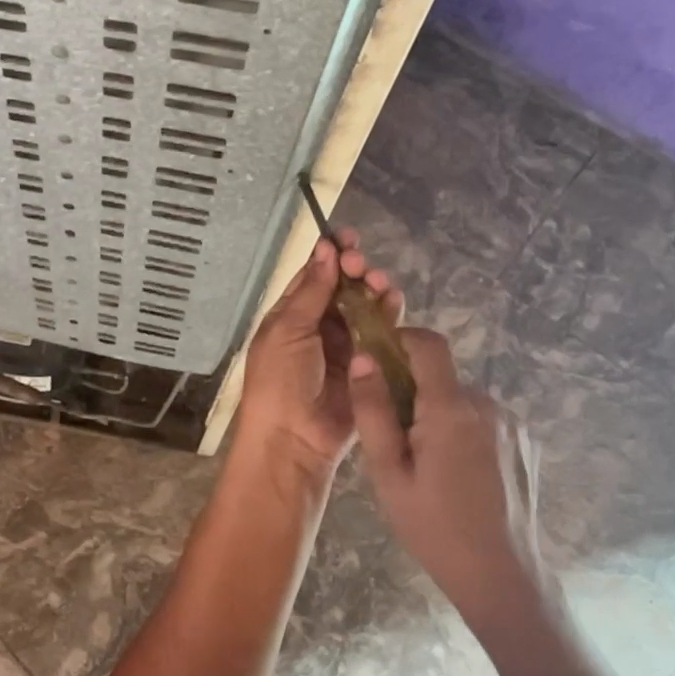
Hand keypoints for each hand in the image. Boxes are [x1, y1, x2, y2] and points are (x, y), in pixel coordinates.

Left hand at [238, 229, 401, 474]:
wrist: (294, 439)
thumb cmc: (280, 381)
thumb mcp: (287, 331)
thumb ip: (311, 291)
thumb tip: (326, 249)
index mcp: (290, 315)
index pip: (314, 275)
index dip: (331, 254)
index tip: (348, 236)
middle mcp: (318, 326)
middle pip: (344, 288)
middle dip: (356, 271)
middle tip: (363, 266)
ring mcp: (344, 346)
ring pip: (365, 308)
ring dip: (374, 291)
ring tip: (381, 284)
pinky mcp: (367, 365)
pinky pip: (381, 335)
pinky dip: (389, 316)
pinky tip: (394, 303)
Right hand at [350, 329, 541, 626]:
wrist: (504, 578)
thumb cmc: (434, 528)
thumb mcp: (387, 473)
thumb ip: (373, 410)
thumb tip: (363, 358)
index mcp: (451, 409)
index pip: (429, 343)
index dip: (401, 340)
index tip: (379, 361)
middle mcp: (488, 405)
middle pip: (441, 378)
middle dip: (414, 395)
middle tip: (397, 444)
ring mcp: (512, 424)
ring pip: (461, 401)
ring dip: (440, 417)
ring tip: (430, 468)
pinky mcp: (526, 442)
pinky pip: (484, 420)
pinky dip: (465, 433)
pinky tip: (461, 477)